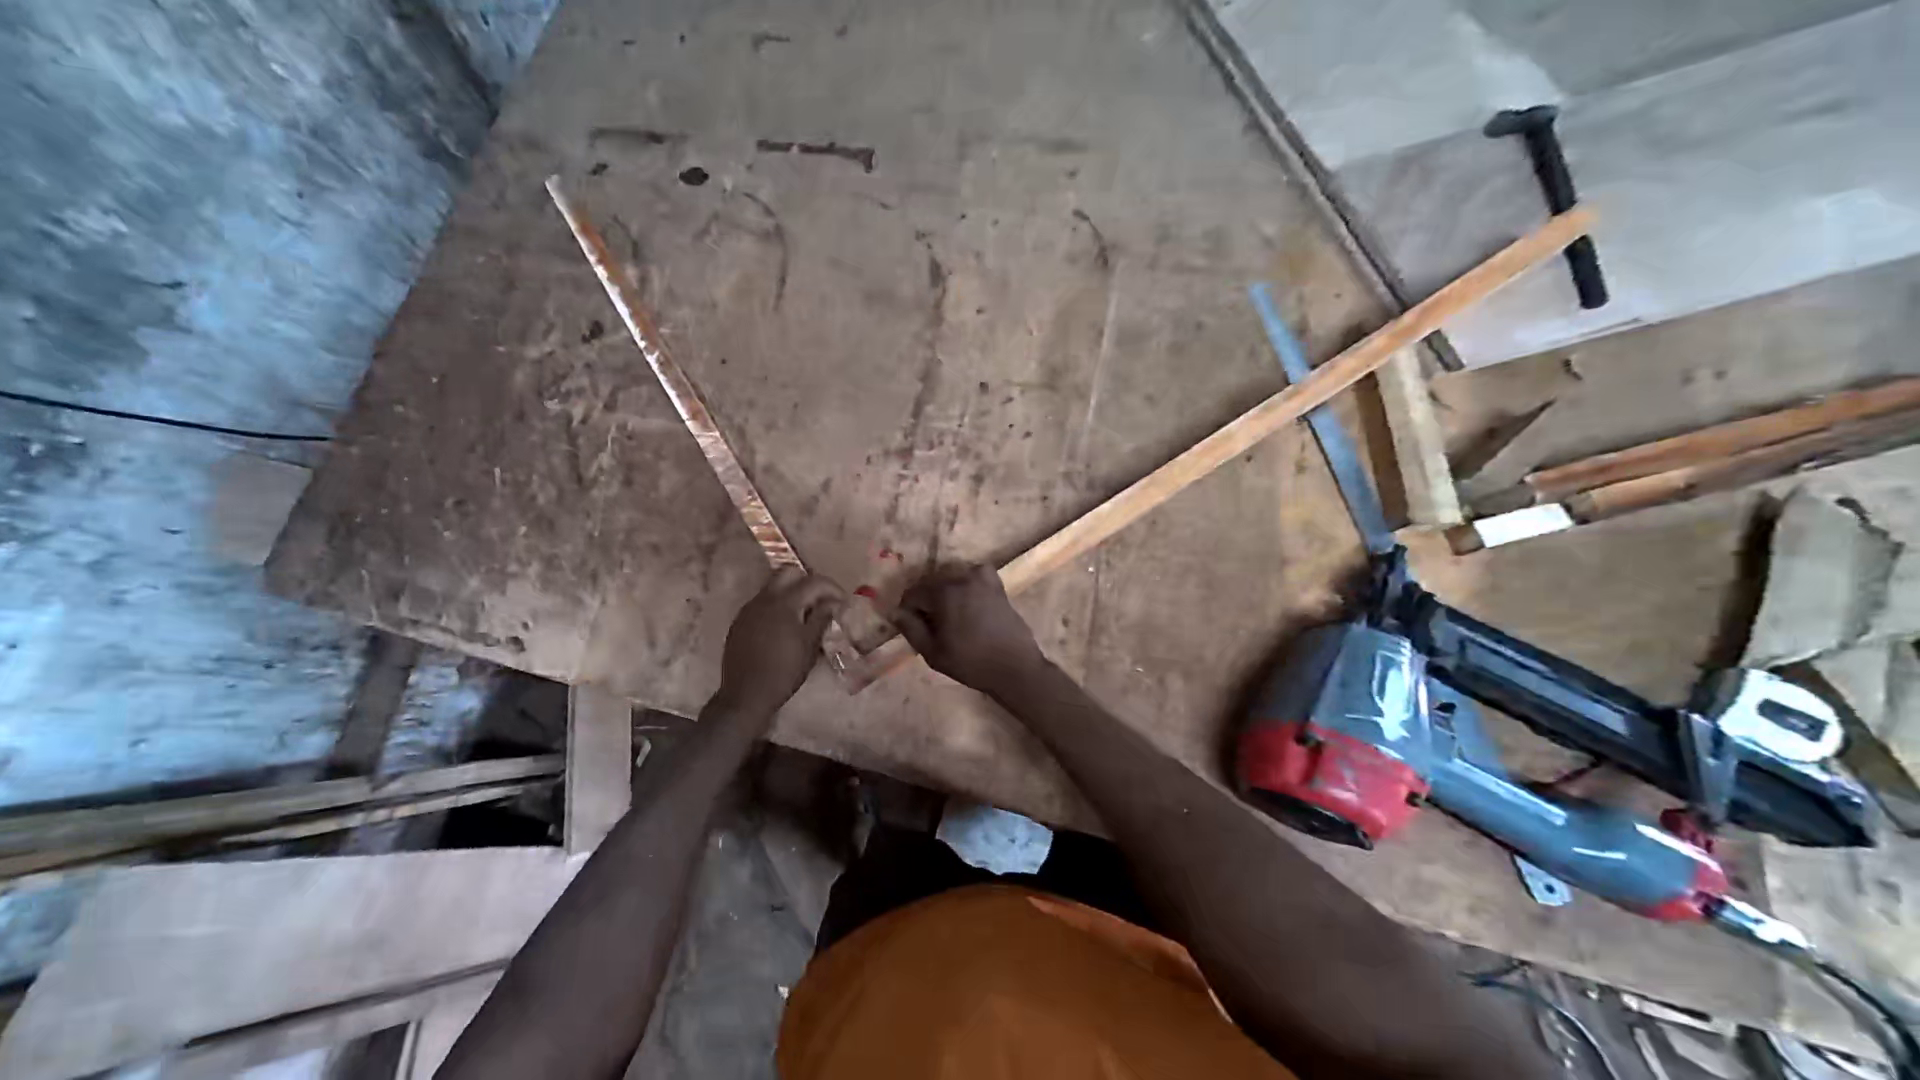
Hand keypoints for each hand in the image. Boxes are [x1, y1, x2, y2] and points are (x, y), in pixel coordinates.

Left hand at [715, 567, 845, 716]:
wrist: (746, 695)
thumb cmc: (784, 671)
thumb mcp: (810, 645)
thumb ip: (822, 618)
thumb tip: (833, 602)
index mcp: (785, 602)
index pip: (813, 581)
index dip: (832, 588)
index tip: (842, 602)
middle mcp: (764, 599)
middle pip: (788, 573)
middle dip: (808, 581)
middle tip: (821, 601)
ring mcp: (749, 609)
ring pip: (773, 587)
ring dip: (791, 593)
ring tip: (804, 615)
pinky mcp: (740, 622)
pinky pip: (762, 604)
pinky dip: (777, 607)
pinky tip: (784, 628)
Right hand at [894, 563, 1047, 691]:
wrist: (1014, 666)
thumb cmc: (970, 663)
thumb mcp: (933, 652)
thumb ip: (911, 629)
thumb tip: (894, 612)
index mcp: (943, 593)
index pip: (913, 593)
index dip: (908, 609)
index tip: (911, 625)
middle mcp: (961, 577)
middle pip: (932, 582)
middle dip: (926, 599)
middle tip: (930, 623)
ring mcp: (982, 578)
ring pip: (951, 577)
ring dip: (945, 591)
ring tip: (949, 615)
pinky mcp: (996, 584)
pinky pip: (974, 574)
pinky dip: (967, 582)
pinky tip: (968, 600)